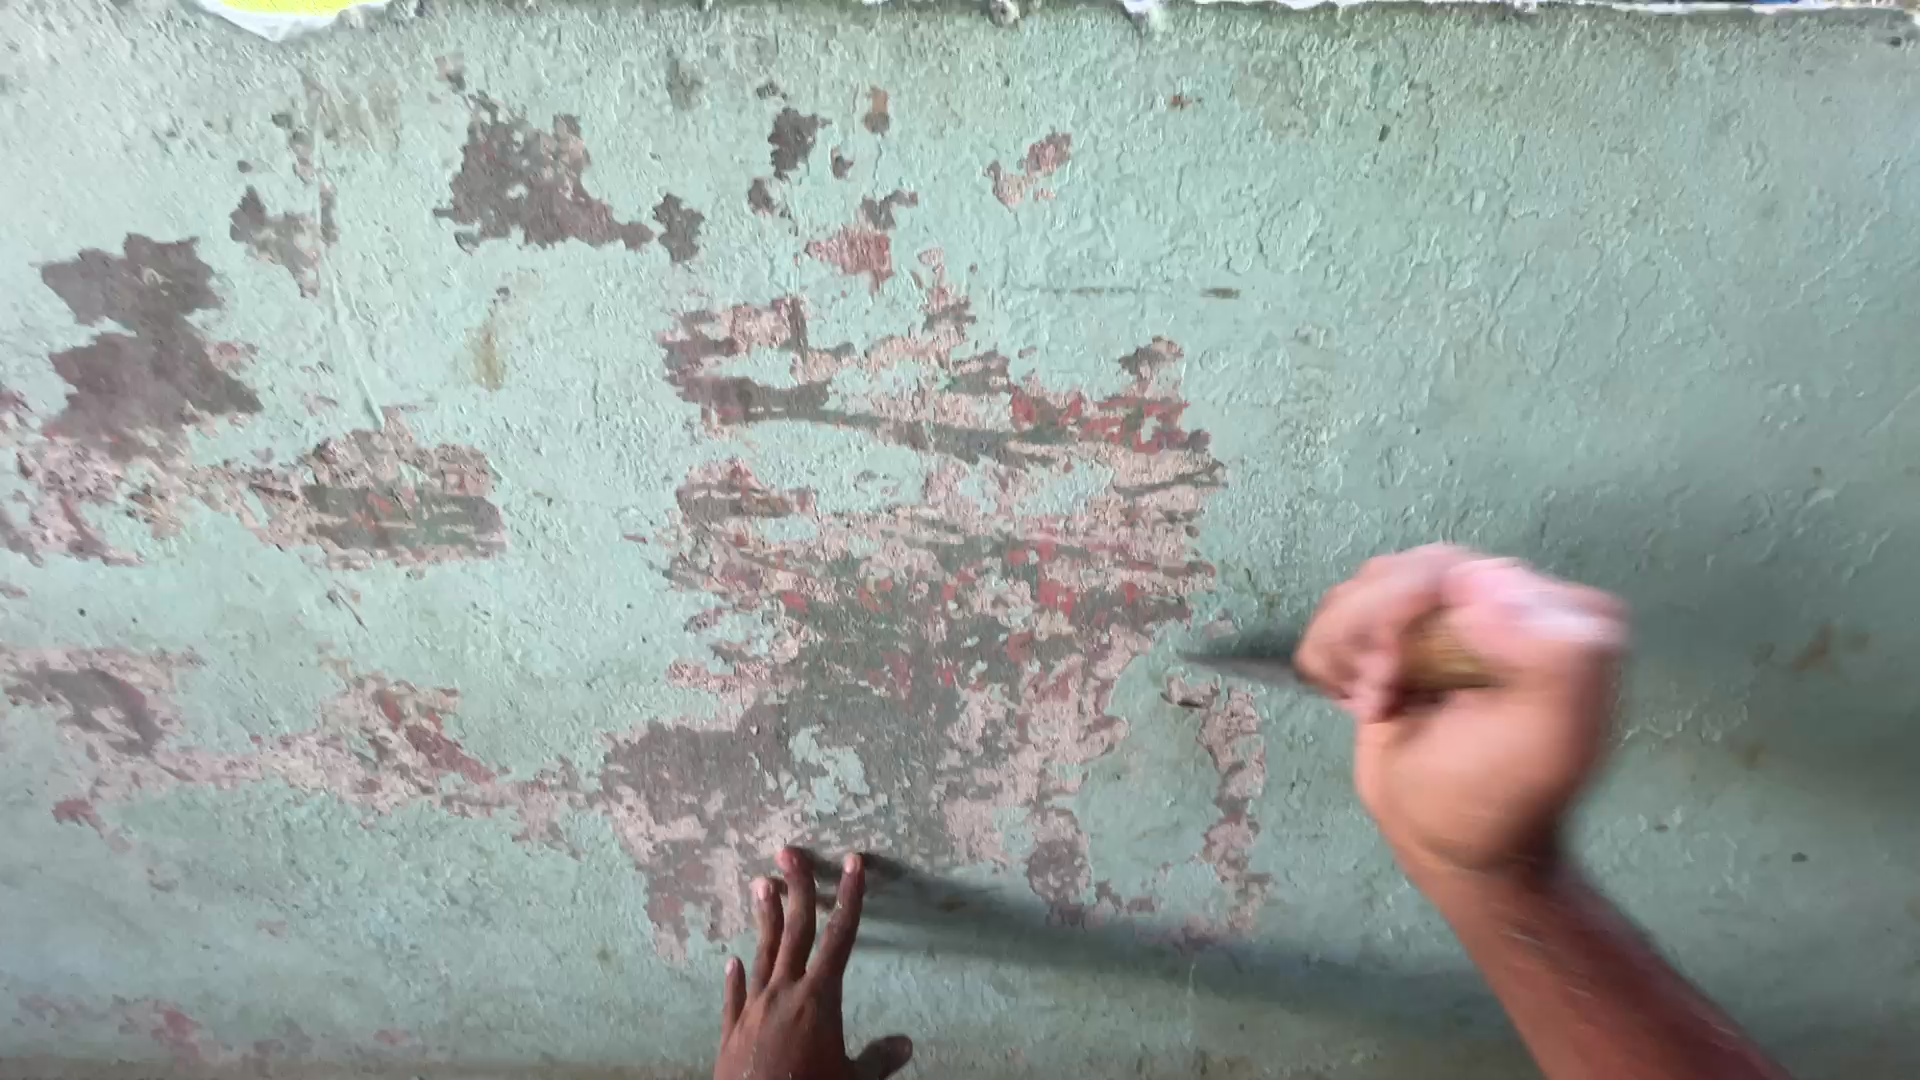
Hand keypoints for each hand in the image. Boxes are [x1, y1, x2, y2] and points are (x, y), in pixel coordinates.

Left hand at [715, 847, 913, 1079]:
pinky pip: (735, 997)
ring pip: (763, 953)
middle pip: (795, 930)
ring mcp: (754, 1010)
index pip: (841, 936)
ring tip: (761, 884)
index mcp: (819, 998)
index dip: (851, 896)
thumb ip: (877, 1060)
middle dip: (797, 888)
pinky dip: (735, 978)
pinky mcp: (731, 1033)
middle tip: (788, 851)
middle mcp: (785, 992)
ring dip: (765, 918)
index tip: (853, 861)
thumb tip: (907, 1044)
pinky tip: (732, 960)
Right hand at [1296, 546, 1626, 879]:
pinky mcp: (1392, 634)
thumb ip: (1549, 654)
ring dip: (1344, 654)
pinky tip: (1366, 697)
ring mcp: (1438, 614)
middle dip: (1365, 639)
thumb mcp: (1545, 739)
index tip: (1390, 673)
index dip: (1396, 614)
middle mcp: (1492, 598)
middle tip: (1382, 692)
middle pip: (1386, 575)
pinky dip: (1330, 661)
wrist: (1442, 837)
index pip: (1440, 567)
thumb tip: (1480, 575)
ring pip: (1351, 593)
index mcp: (1547, 610)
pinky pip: (1332, 614)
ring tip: (1378, 700)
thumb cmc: (1493, 796)